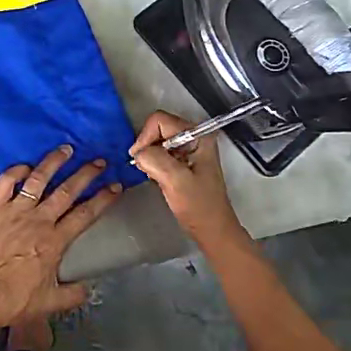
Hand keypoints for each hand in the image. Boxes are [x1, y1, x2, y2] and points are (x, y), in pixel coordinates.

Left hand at [0, 144, 121, 330]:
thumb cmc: (13, 300)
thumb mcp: (49, 302)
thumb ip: (72, 295)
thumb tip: (89, 291)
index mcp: (56, 240)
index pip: (86, 213)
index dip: (103, 198)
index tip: (115, 186)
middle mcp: (40, 219)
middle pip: (68, 190)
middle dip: (87, 173)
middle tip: (99, 161)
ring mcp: (16, 211)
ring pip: (39, 179)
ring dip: (55, 162)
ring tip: (67, 149)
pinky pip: (6, 182)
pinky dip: (17, 171)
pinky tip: (26, 166)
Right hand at [129, 111, 240, 240]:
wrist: (212, 229)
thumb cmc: (199, 206)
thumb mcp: (176, 181)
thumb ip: (155, 160)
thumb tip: (138, 152)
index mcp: (198, 136)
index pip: (160, 121)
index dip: (145, 137)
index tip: (139, 159)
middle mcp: (195, 137)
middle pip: (159, 128)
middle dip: (148, 147)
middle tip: (146, 169)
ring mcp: (190, 149)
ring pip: (158, 141)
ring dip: (151, 157)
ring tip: (154, 176)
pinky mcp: (185, 161)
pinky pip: (162, 153)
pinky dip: (155, 164)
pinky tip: (159, 179)